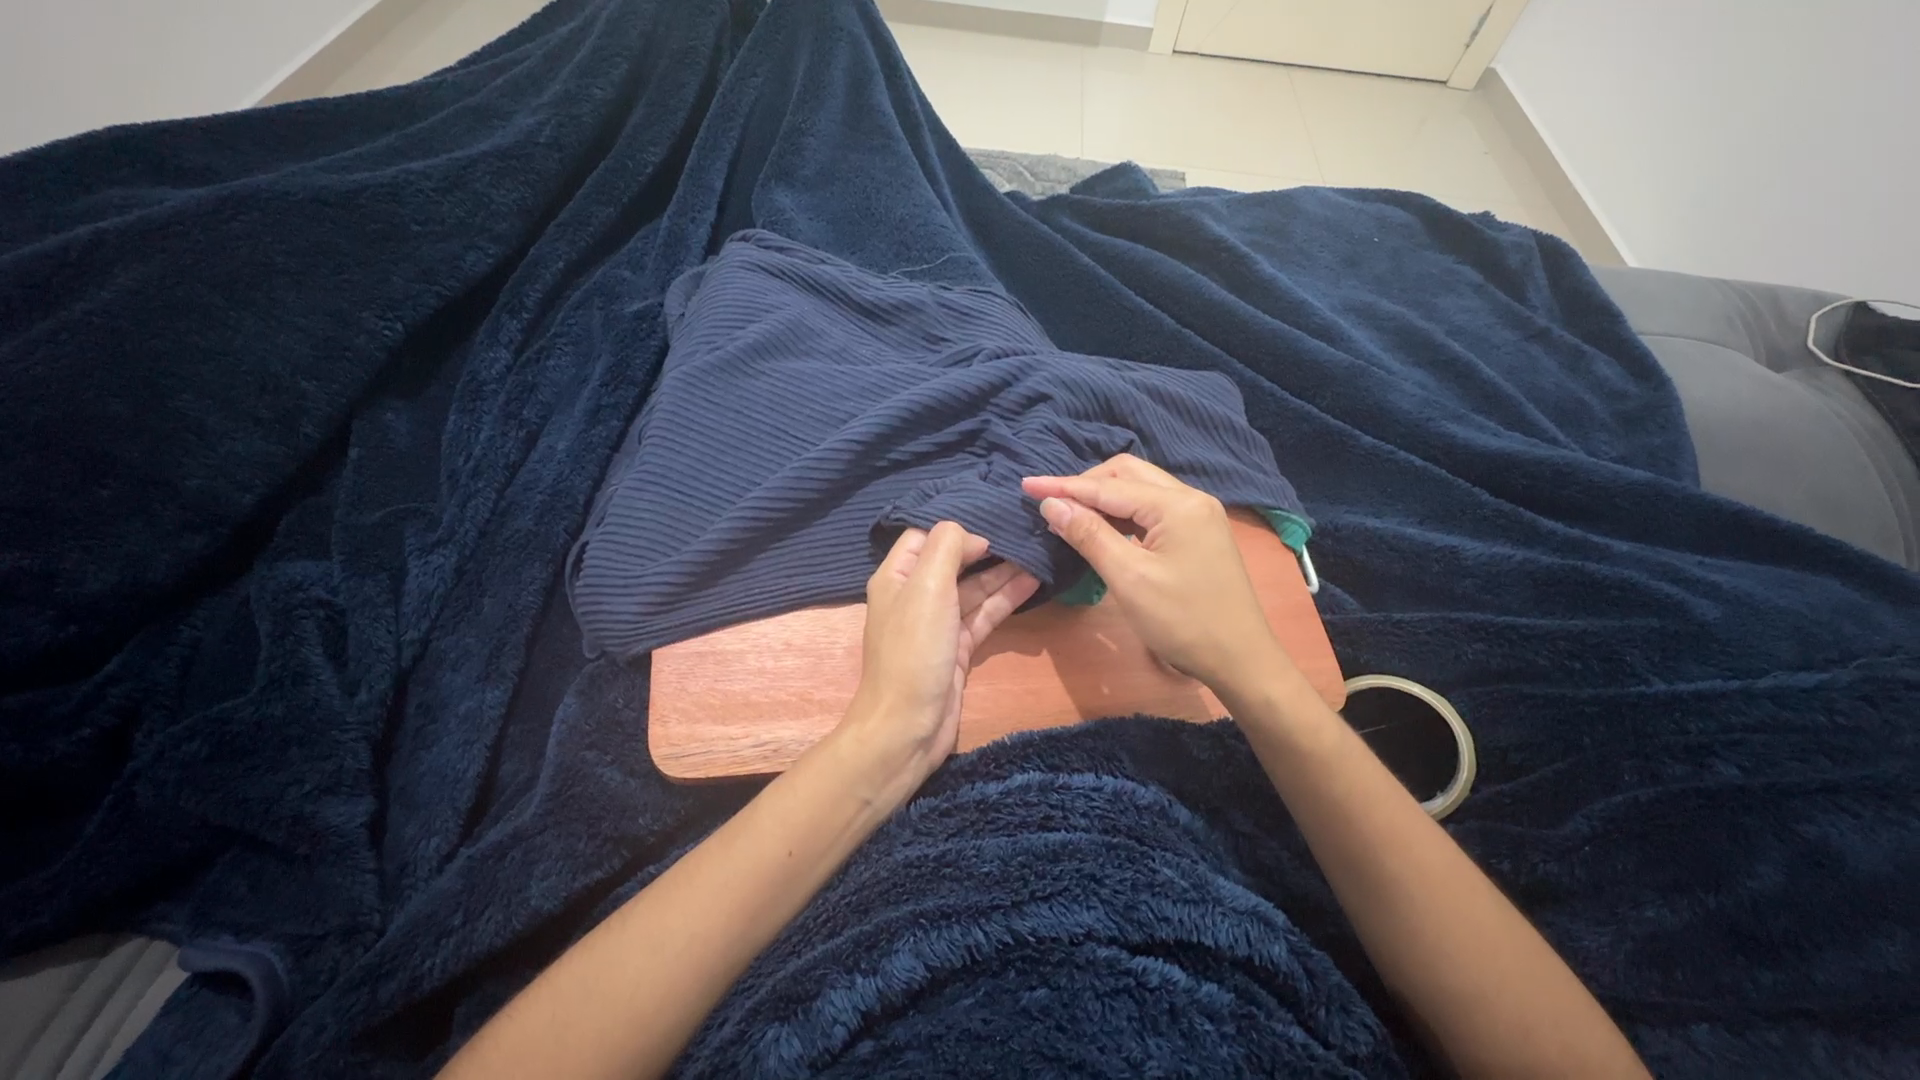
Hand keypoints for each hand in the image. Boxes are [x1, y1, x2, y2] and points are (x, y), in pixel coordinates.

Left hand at [840, 522, 1039, 786]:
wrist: (908, 726)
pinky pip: (984, 615)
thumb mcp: (927, 586)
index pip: (925, 535)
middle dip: (987, 547)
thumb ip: (947, 547)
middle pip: (954, 561)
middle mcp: (915, 596)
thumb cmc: (914, 650)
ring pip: (974, 589)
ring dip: (1003, 573)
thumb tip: (974, 537)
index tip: (991, 527)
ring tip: (1038, 554)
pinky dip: (1006, 599)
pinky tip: (1032, 583)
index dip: (957, 528)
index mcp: (897, 576)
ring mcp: (938, 624)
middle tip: (1025, 533)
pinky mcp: (958, 648)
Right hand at [1021, 454, 1292, 700]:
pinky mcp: (1198, 534)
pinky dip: (1122, 513)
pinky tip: (1102, 527)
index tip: (1025, 485)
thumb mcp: (1128, 578)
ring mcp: (1198, 516)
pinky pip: (1152, 509)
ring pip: (1140, 490)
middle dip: (1085, 484)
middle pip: (1127, 475)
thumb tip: (1051, 504)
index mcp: (1177, 505)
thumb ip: (1088, 534)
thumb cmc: (1182, 621)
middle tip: (1050, 503)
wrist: (1240, 660)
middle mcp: (1191, 499)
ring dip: (1103, 498)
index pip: (1109, 486)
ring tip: (1068, 514)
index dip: (1064, 486)